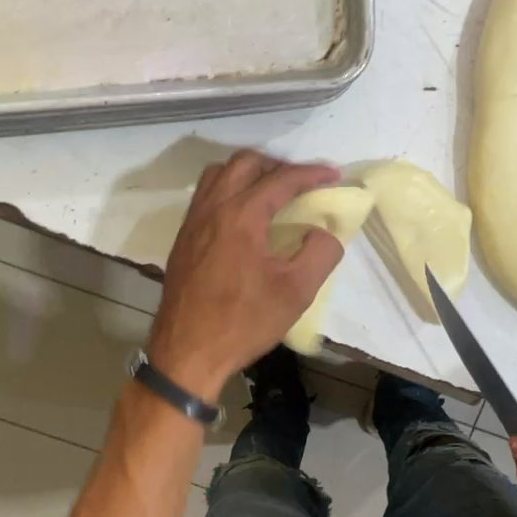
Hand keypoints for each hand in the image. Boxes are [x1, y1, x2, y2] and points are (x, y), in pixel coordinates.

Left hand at [146, 150, 343, 400]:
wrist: (187, 352)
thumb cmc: (243, 323)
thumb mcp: (296, 292)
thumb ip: (320, 253)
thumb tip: (323, 232)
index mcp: (241, 216)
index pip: (281, 179)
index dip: (311, 173)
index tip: (333, 175)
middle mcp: (212, 208)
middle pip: (245, 163)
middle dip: (278, 165)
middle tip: (302, 182)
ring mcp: (192, 223)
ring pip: (220, 175)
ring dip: (249, 173)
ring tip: (272, 191)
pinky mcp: (183, 240)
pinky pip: (206, 196)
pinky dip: (229, 190)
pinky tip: (244, 216)